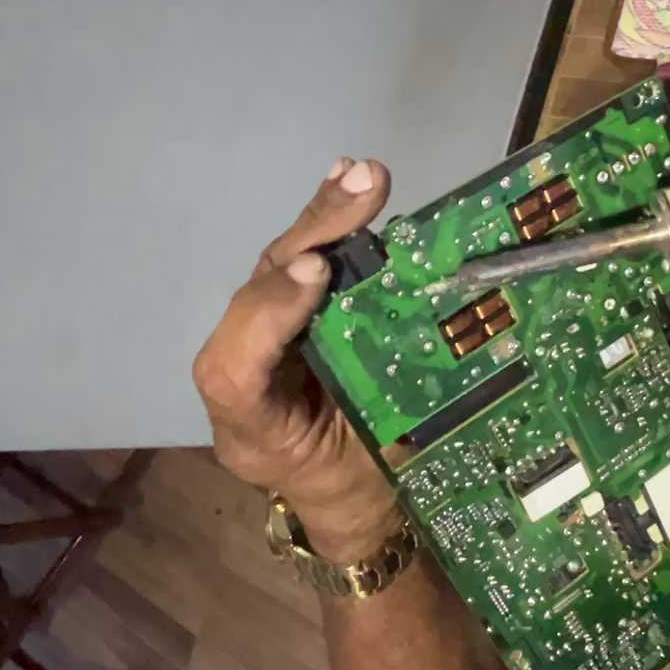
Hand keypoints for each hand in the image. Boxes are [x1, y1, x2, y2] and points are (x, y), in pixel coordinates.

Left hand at [192, 158, 402, 562]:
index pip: (235, 368)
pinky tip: (347, 181)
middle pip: (262, 294)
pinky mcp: (298, 313)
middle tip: (362, 187)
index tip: (318, 271)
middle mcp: (248, 369)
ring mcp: (272, 337)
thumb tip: (433, 369)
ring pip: (282, 268)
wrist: (353, 493)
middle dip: (311, 235)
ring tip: (362, 175)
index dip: (268, 315)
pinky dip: (326, 224)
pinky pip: (303, 266)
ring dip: (323, 217)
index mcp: (253, 425)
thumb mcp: (375, 477)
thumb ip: (387, 431)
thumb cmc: (364, 489)